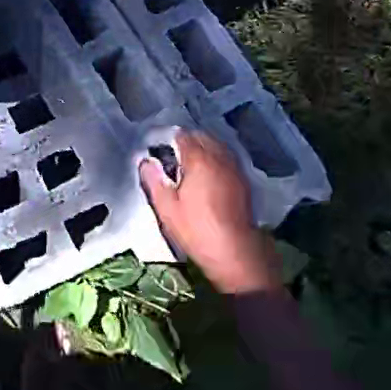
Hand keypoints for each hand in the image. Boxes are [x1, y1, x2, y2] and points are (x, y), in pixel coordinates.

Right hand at [137, 130, 280, 294]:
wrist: (235, 252)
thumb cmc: (196, 229)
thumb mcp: (165, 207)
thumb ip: (153, 180)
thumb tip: (145, 162)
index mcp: (199, 161)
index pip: (183, 137)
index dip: (168, 138)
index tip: (158, 147)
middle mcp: (220, 159)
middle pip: (203, 137)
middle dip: (187, 140)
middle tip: (172, 153)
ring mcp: (235, 170)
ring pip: (218, 147)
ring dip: (204, 148)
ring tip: (189, 162)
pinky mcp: (244, 183)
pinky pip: (228, 159)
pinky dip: (216, 159)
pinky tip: (208, 174)